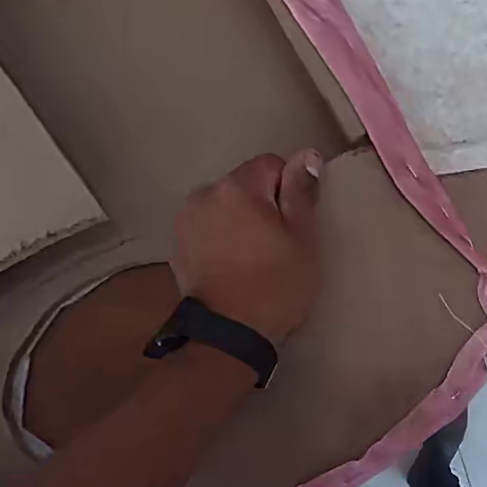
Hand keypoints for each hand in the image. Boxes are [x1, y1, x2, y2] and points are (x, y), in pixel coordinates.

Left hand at [171, 151, 323, 343]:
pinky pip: (209, 227)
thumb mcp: (303, 240)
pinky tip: (237, 265)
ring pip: (226, 206)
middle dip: (265, 205)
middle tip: (283, 244)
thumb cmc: (278, 285)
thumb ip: (302, 194)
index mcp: (239, 188)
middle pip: (245, 185)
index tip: (299, 222)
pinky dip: (224, 238)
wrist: (232, 330)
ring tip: (258, 257)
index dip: (292, 189)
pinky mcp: (179, 244)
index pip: (272, 164)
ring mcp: (187, 219)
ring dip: (243, 221)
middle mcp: (206, 193)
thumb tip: (307, 155)